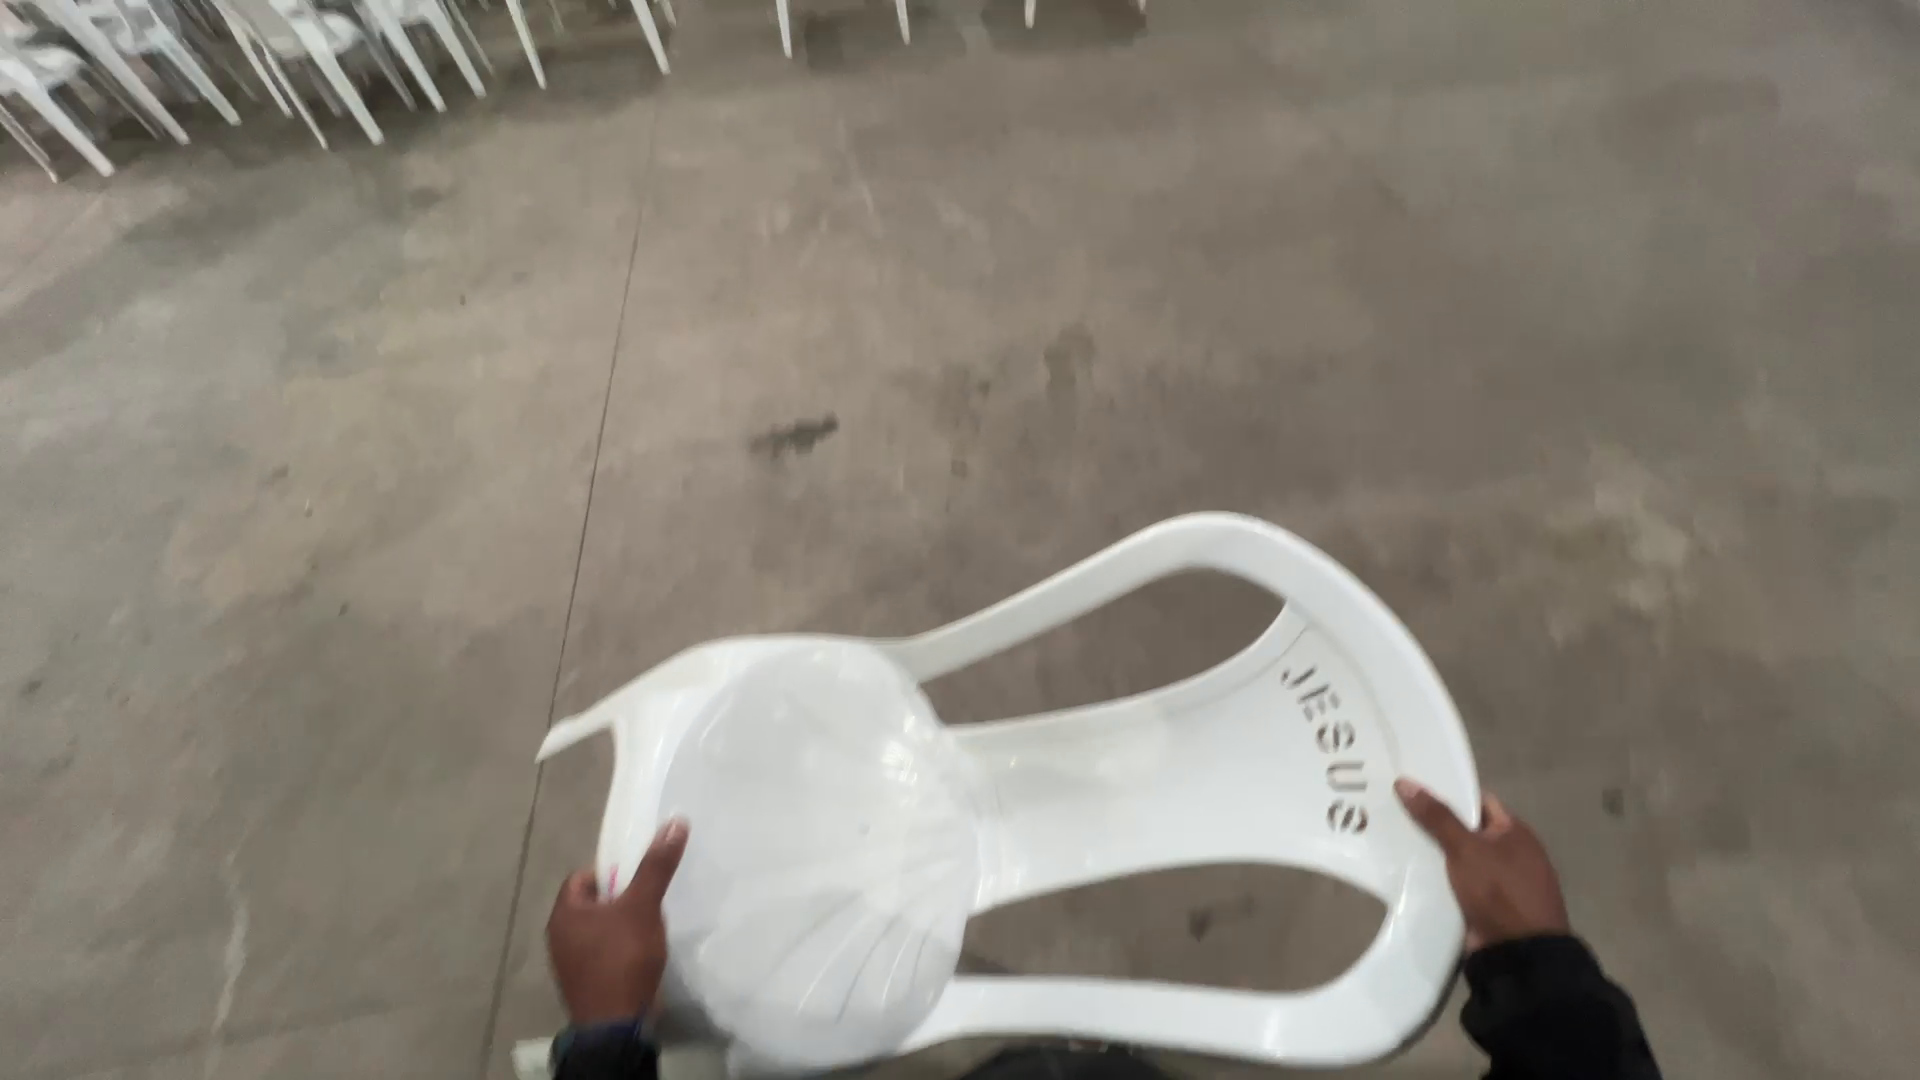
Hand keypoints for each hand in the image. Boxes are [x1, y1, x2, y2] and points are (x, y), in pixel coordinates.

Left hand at [546, 819, 688, 1024]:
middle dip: (623, 895)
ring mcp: (573, 962)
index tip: (638, 876)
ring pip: (602, 926)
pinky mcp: (589, 981)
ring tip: (651, 921)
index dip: (612, 870)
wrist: (618, 1024)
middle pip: (595, 901)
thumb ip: (657, 865)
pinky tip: (645, 948)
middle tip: (649, 896)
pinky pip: (606, 950)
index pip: (583, 876)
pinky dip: (624, 944)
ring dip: (625, 921)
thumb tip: (674, 822)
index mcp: (564, 915)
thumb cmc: (622, 957)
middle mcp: (560, 937)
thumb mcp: (643, 905)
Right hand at [1394, 779, 1569, 952]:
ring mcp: (1498, 880)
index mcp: (1516, 834)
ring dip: (1430, 849)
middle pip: (1464, 827)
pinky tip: (1406, 866)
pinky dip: (1434, 873)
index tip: (1413, 787)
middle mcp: (1510, 853)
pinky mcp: (1485, 903)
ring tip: (1391, 833)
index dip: (1448, 791)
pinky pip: (1454, 878)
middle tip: (1394, 808)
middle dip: (1432, 820)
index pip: (1479, 801)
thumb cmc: (1500, 892)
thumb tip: (1404, 781)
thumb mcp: (1465, 848)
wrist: (1520, 955)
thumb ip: (1436, 816)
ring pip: (1456, 854)